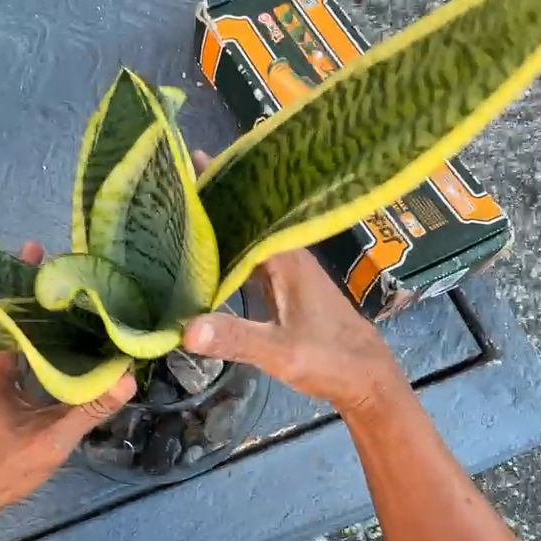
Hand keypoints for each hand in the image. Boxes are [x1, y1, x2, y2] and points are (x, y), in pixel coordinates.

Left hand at [0, 243, 136, 520]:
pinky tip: (47, 338)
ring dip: (24, 316)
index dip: (24, 279)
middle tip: (63, 270)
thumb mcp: (49, 442)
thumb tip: (126, 378)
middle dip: (29, 292)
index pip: (4, 309)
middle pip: (0, 315)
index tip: (41, 249)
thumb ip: (88, 410)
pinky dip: (20, 338)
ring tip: (61, 296)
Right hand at [183, 153, 405, 417]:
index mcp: (288, 258)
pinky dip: (228, 252)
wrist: (368, 379)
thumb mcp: (280, 352)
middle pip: (247, 217)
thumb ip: (236, 338)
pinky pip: (251, 258)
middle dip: (215, 198)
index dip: (220, 185)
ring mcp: (289, 272)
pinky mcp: (287, 288)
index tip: (188, 161)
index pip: (249, 209)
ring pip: (249, 237)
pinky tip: (206, 257)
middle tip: (172, 181)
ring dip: (221, 224)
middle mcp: (288, 256)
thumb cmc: (331, 360)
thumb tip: (185, 329)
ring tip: (179, 210)